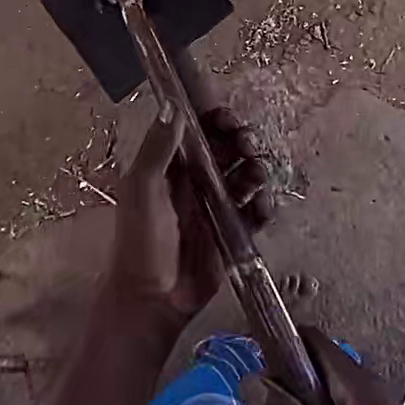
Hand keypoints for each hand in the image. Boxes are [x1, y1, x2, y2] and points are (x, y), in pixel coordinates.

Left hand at [109, 108, 272, 327]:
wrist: (152, 300)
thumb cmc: (140, 240)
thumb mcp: (142, 188)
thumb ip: (158, 148)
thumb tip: (172, 105)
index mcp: (170, 165)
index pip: (196, 130)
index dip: (214, 120)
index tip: (227, 118)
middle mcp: (194, 180)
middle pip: (226, 148)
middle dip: (241, 140)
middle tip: (247, 144)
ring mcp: (214, 205)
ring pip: (244, 175)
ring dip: (255, 168)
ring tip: (257, 173)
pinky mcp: (231, 232)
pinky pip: (255, 210)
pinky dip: (264, 203)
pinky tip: (262, 205)